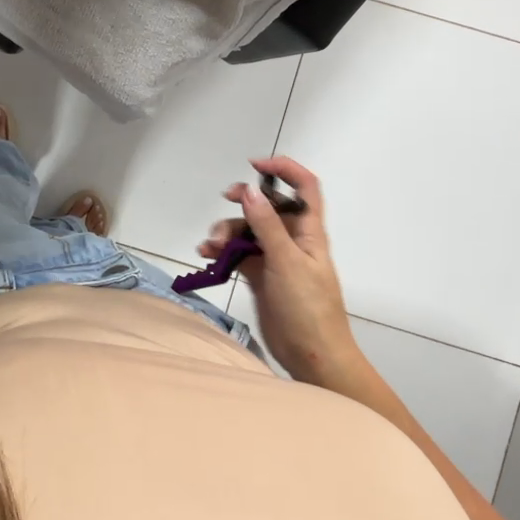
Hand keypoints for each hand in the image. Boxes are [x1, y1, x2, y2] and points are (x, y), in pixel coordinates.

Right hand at [200, 157, 358, 382]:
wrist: (312, 355)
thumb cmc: (308, 307)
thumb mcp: (286, 262)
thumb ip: (267, 225)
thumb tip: (252, 191)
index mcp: (309, 231)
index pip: (304, 187)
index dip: (284, 169)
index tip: (254, 165)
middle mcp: (293, 240)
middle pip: (268, 207)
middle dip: (245, 201)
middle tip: (226, 199)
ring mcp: (276, 259)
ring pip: (249, 231)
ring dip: (228, 231)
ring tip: (211, 244)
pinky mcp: (261, 277)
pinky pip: (239, 255)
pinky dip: (223, 252)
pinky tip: (208, 256)